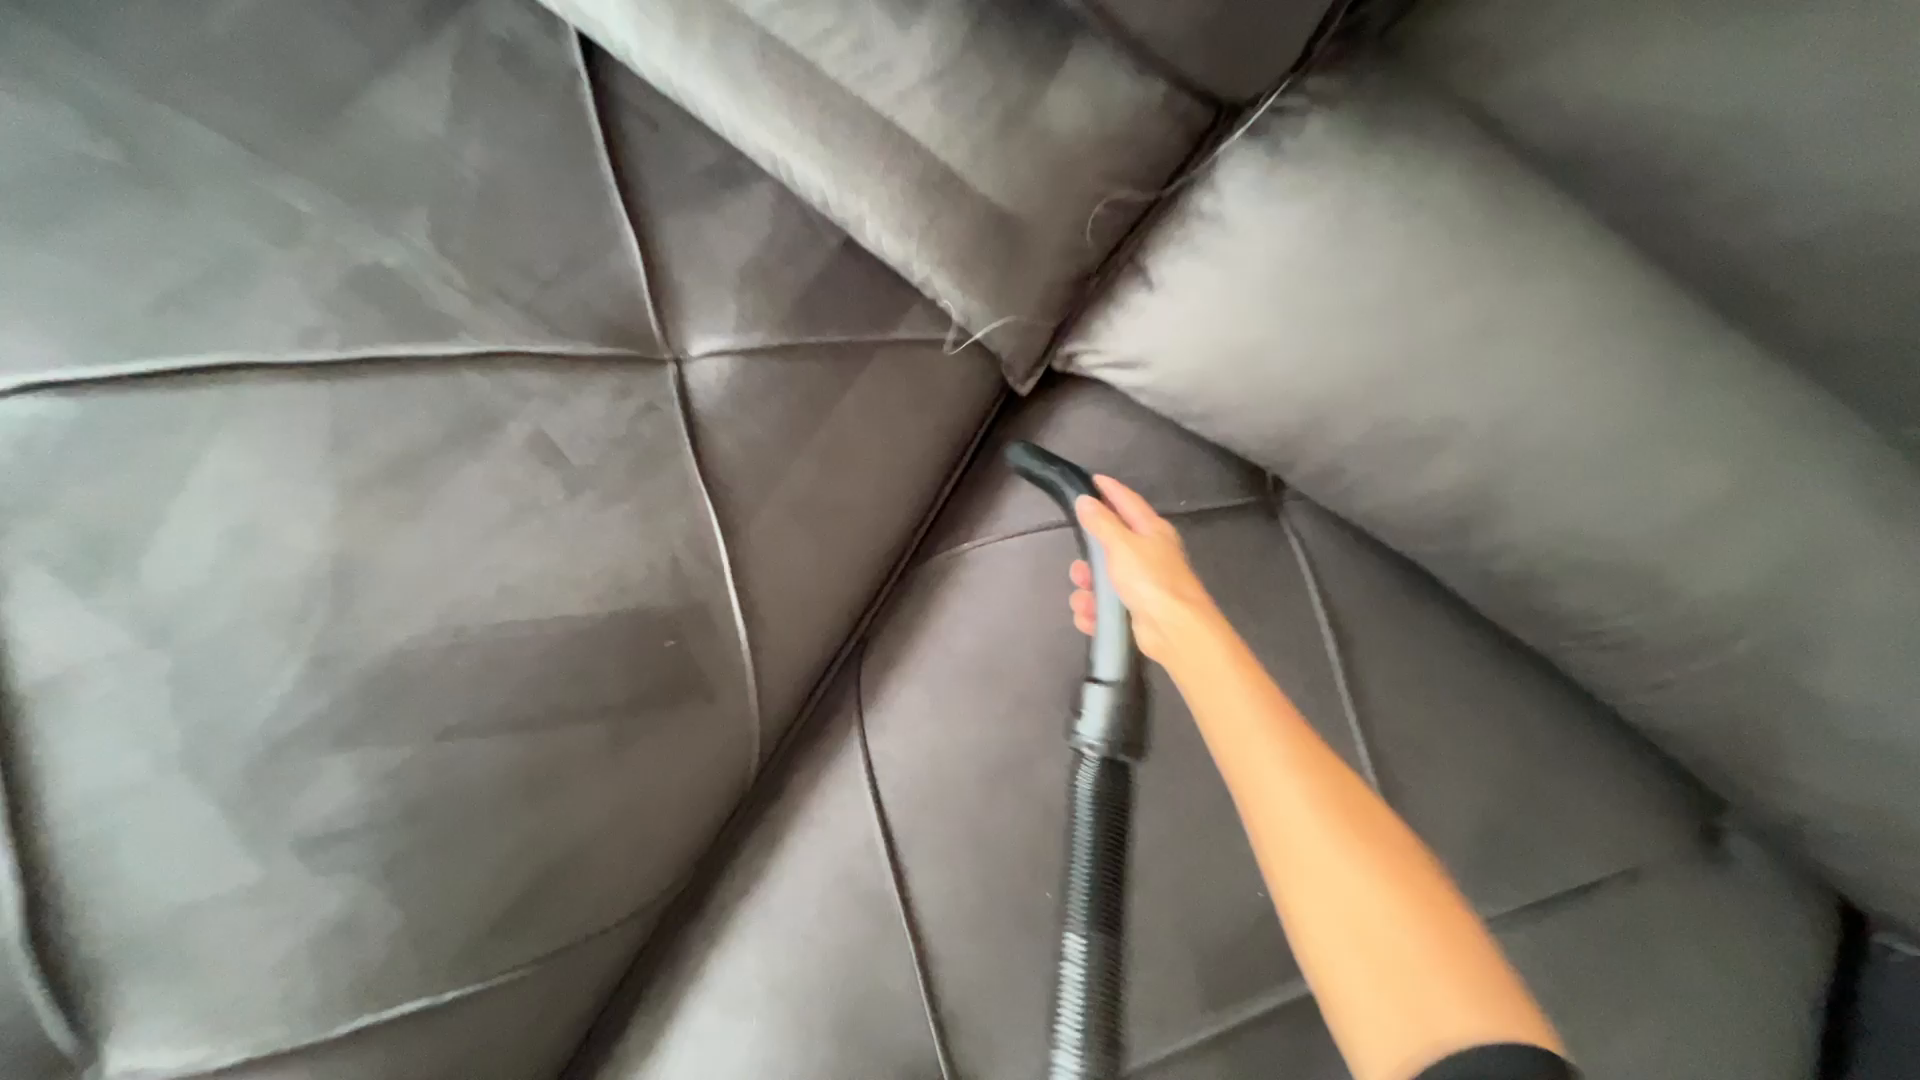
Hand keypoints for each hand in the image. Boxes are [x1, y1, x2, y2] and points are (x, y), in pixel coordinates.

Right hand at [1069, 475, 1221, 666]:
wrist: (1173, 629)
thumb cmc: (1150, 580)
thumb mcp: (1122, 545)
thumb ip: (1101, 523)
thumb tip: (1085, 500)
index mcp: (1152, 531)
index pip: (1128, 502)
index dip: (1110, 490)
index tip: (1091, 479)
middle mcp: (1148, 555)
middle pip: (1109, 549)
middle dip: (1089, 561)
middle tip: (1079, 569)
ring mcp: (1142, 586)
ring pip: (1102, 582)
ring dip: (1088, 592)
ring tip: (1086, 600)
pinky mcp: (1134, 612)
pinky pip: (1105, 609)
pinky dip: (1095, 614)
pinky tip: (1092, 618)